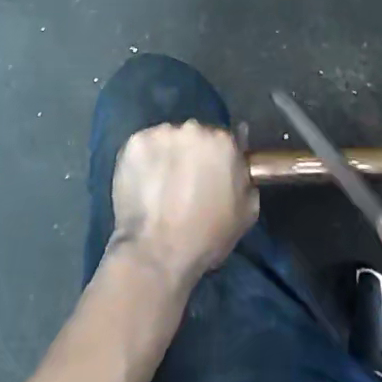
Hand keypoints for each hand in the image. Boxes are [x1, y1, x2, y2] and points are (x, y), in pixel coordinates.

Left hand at [109, 122, 258, 283]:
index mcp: (224, 141)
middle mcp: (195, 128)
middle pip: (195, 136)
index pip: (223, 141)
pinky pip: (143, 146)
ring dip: (167, 156)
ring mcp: (163, 134)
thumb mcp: (245, 212)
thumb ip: (246, 179)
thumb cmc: (206, 236)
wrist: (157, 253)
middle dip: (191, 155)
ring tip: (160, 186)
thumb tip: (241, 163)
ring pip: (168, 139)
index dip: (216, 161)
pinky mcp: (135, 143)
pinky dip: (143, 161)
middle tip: (184, 184)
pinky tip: (143, 183)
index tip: (209, 178)